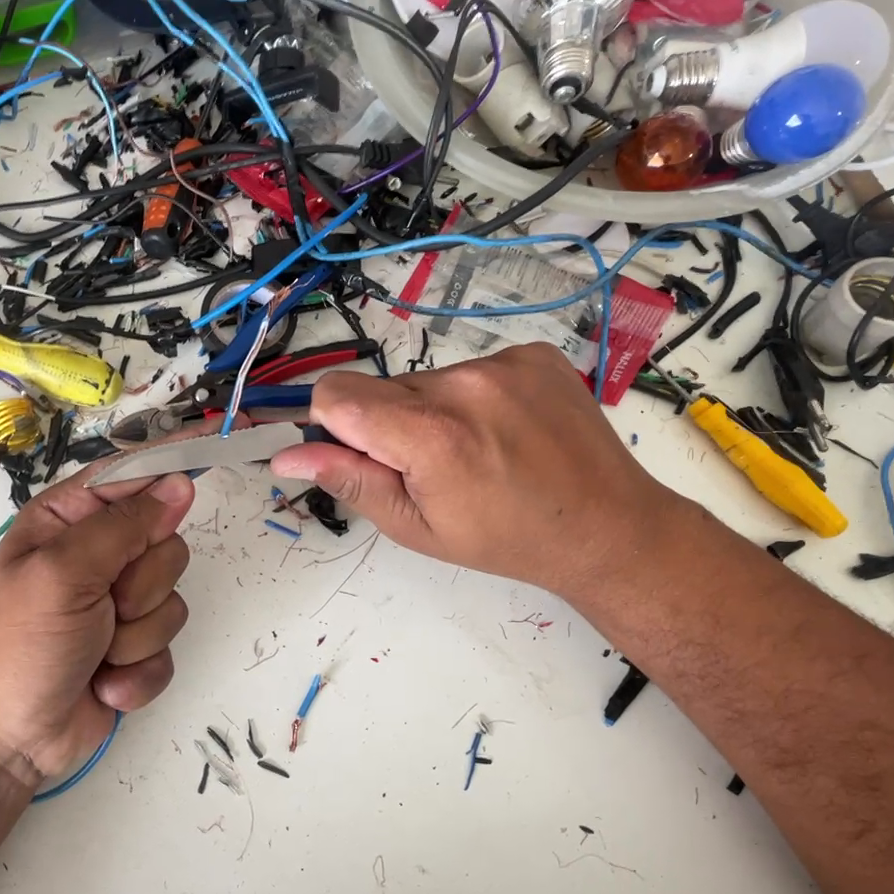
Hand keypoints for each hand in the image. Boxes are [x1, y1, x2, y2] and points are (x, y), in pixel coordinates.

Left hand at [0, 467, 196, 792]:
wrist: (11, 738)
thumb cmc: (22, 645)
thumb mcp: (63, 573)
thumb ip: (124, 526)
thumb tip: (178, 484)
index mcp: (66, 521)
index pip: (129, 478)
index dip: (166, 471)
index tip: (204, 459)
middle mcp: (97, 555)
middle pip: (164, 542)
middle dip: (139, 584)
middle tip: (102, 607)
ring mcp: (117, 603)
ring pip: (172, 598)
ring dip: (135, 636)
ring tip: (94, 653)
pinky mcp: (135, 648)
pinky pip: (169, 645)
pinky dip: (138, 671)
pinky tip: (104, 683)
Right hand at [270, 343, 684, 597]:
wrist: (608, 527)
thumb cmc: (503, 539)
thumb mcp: (414, 526)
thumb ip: (348, 480)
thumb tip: (285, 454)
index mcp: (429, 434)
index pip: (333, 393)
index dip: (333, 426)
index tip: (363, 456)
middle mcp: (462, 384)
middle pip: (380, 388)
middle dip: (386, 425)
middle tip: (429, 468)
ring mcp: (503, 363)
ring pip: (424, 380)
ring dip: (430, 412)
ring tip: (473, 452)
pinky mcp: (532, 354)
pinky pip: (469, 369)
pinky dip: (471, 398)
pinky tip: (502, 432)